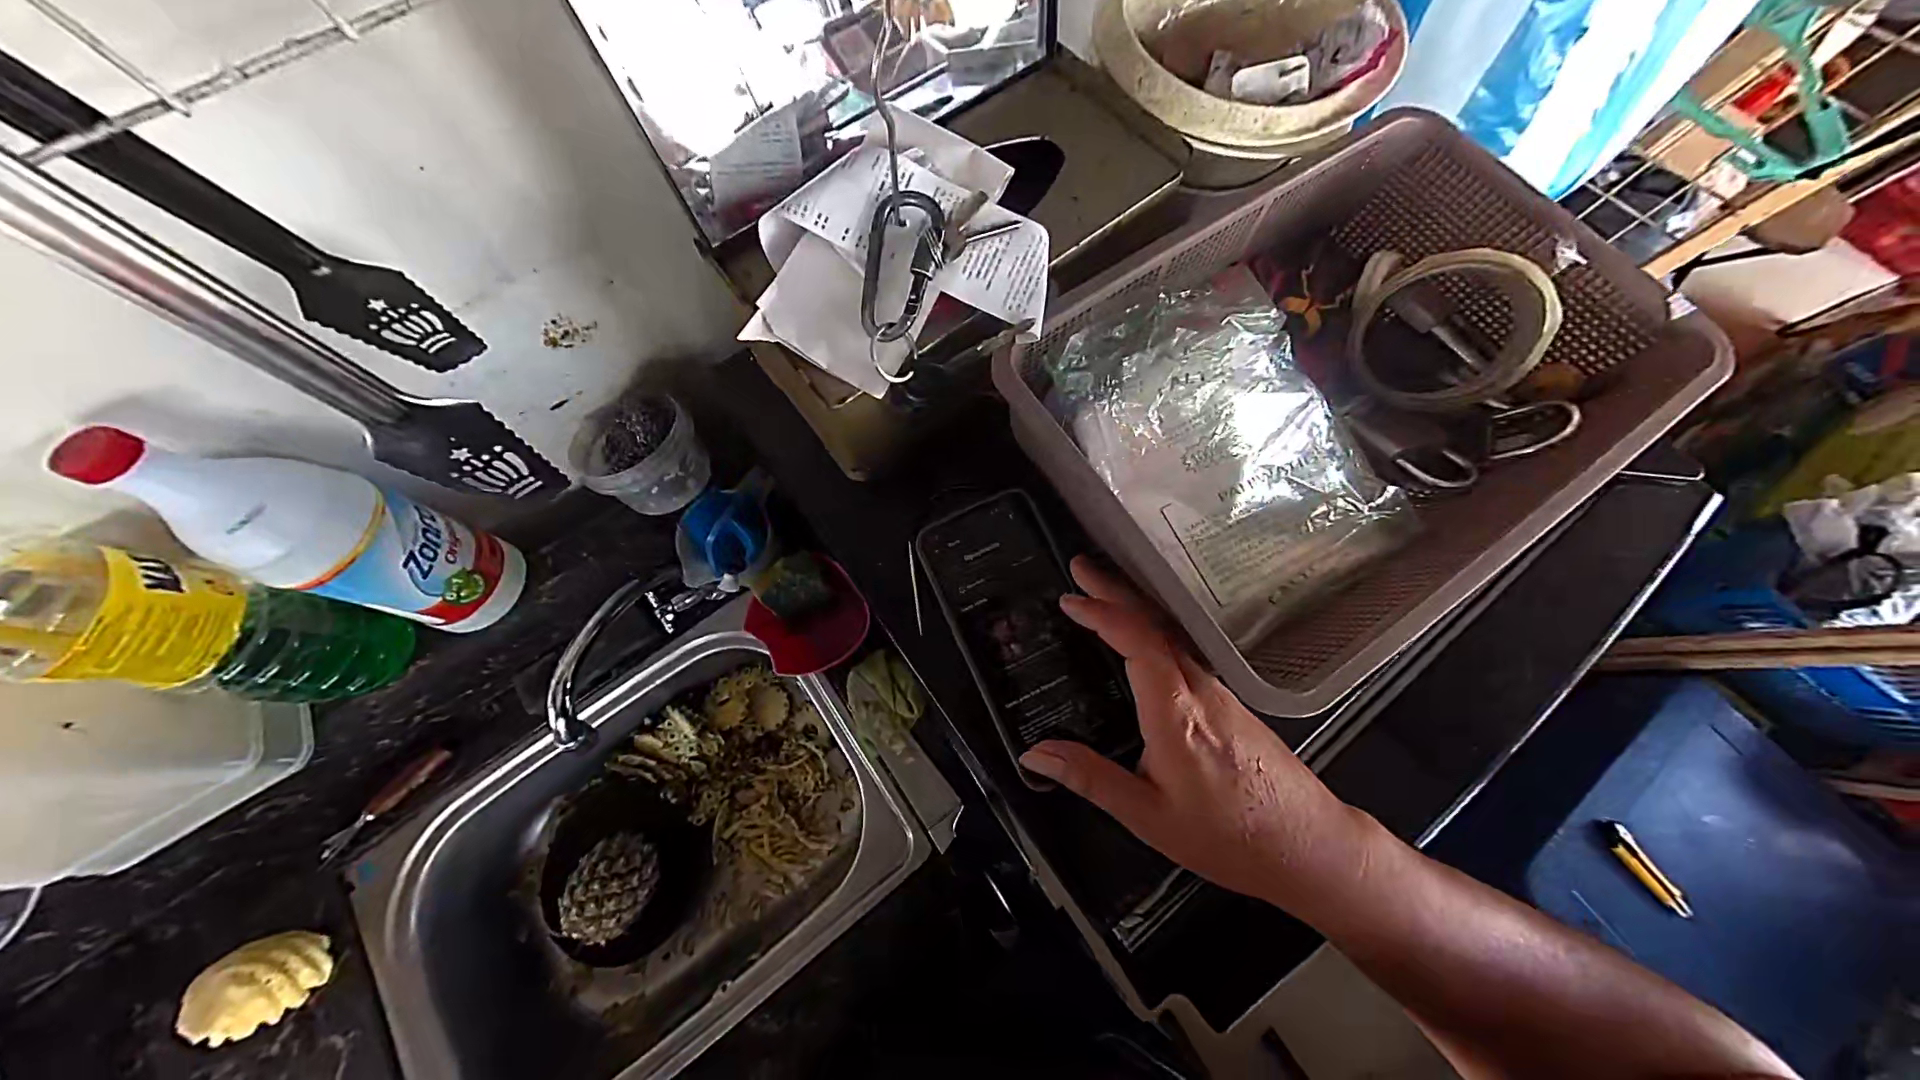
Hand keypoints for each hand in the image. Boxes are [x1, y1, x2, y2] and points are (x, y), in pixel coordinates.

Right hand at [1020, 558, 1375, 915]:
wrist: (1307, 845)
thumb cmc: (1231, 835)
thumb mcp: (1146, 814)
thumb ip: (1088, 777)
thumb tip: (1038, 755)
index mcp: (1176, 714)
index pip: (1137, 643)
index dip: (1102, 613)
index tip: (1071, 599)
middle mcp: (1201, 691)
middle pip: (1155, 624)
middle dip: (1115, 590)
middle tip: (1082, 567)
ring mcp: (1220, 691)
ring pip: (1171, 633)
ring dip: (1134, 606)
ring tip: (1103, 593)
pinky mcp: (1230, 700)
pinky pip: (1184, 650)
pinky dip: (1154, 630)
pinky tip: (1144, 636)